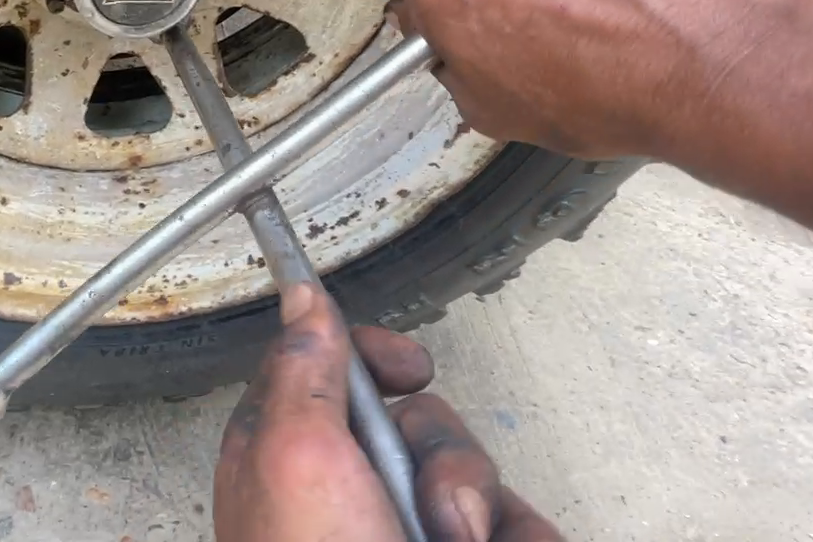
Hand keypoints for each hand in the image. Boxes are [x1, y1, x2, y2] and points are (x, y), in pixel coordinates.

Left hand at [214, 283, 561, 541]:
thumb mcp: (295, 456)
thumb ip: (303, 368)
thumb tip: (303, 294)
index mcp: (293, 450)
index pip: (333, 367)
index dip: (374, 354)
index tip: (408, 364)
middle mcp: (348, 486)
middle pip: (414, 417)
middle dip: (442, 453)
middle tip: (438, 511)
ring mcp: (407, 531)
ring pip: (471, 472)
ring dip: (481, 509)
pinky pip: (519, 529)